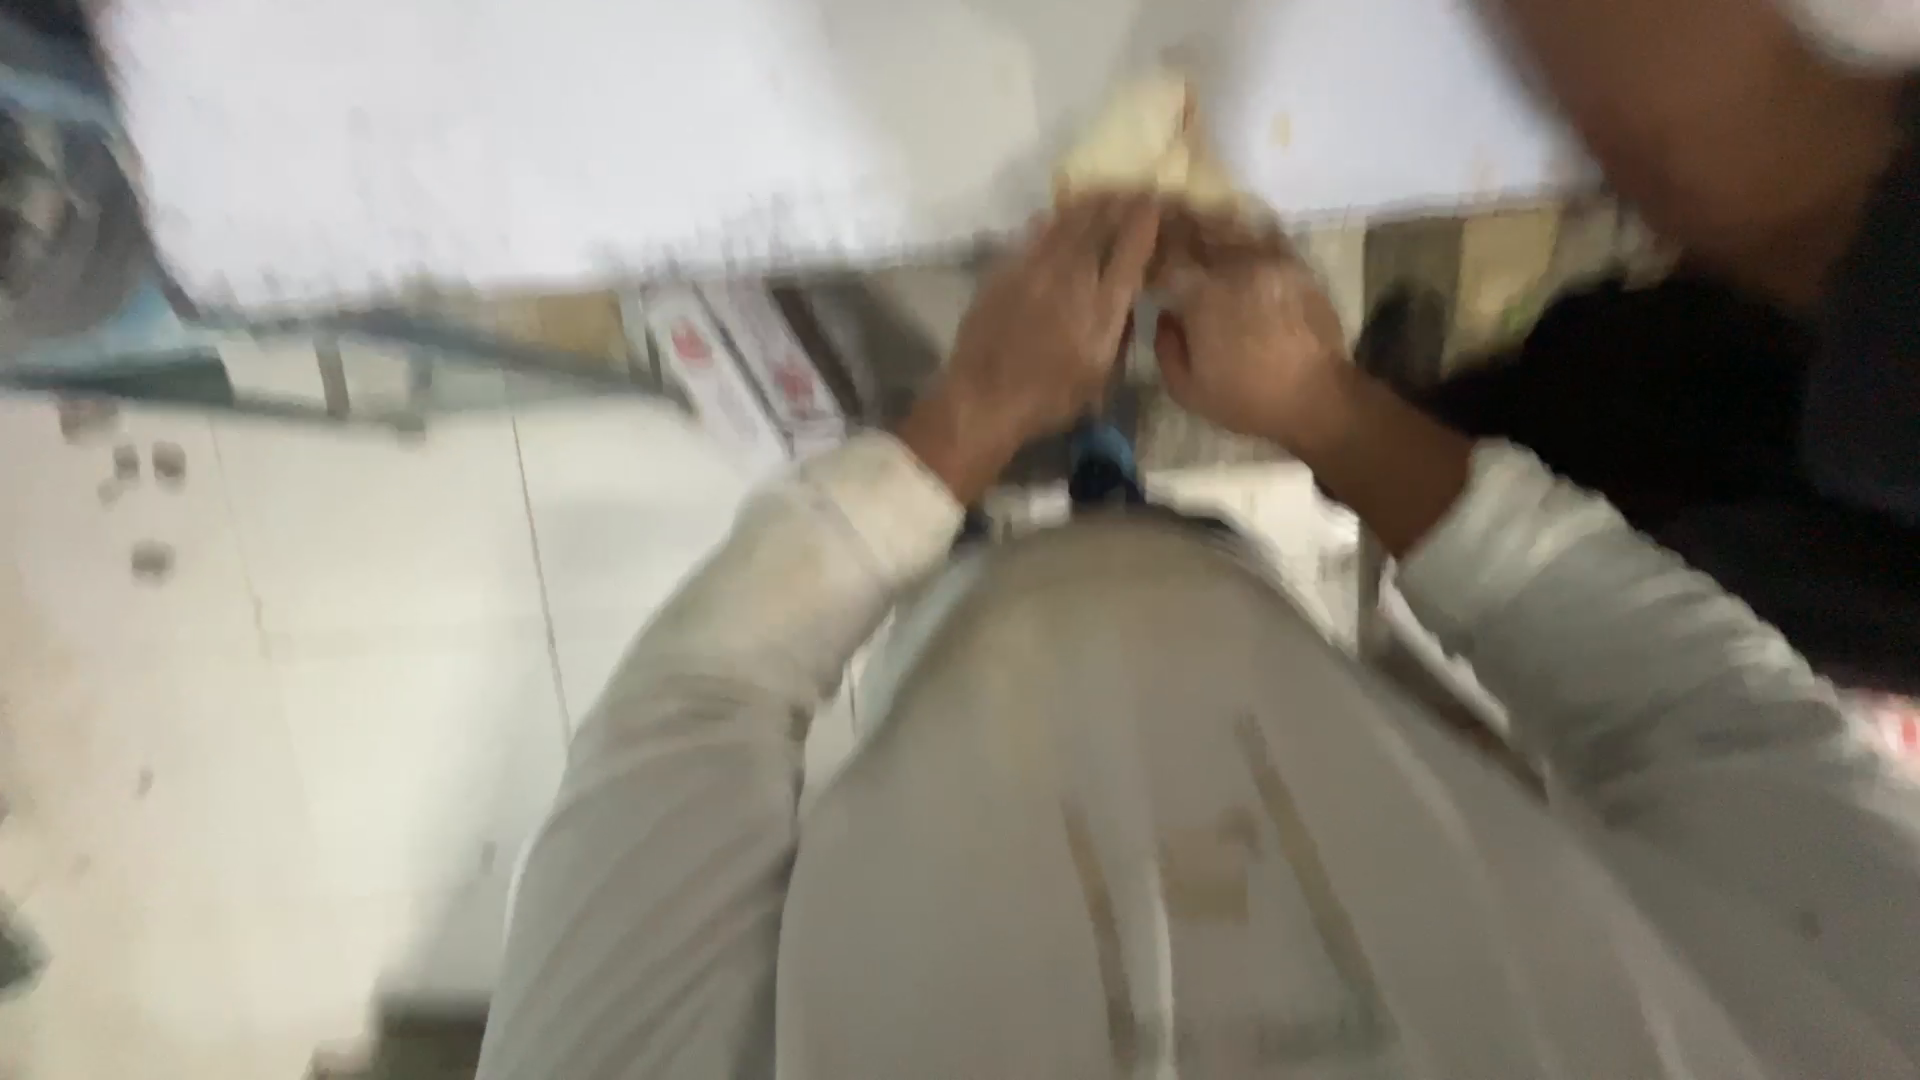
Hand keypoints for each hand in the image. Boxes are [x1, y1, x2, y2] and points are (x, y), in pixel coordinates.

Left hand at [897, 194, 1158, 502]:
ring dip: (1088, 204)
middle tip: (1132, 188)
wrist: (982, 400)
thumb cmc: (1047, 400)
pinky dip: (1051, 221)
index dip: (1148, 218)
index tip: (1156, 202)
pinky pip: (1033, 234)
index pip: (1133, 245)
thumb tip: (1126, 302)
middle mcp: (1071, 275)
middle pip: (1101, 222)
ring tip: (1101, 193)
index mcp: (1102, 304)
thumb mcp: (1100, 378)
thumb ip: (1119, 333)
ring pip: (1067, 220)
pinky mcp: (1004, 270)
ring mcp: (1035, 268)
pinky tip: (1054, 218)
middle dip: (1121, 201)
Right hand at [1152, 209, 1350, 451]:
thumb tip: (1165, 316)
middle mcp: (1234, 266)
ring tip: (1194, 222)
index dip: (1149, 255)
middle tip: (1161, 224)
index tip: (1142, 260)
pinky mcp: (1295, 264)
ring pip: (1230, 226)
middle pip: (1197, 231)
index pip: (1166, 259)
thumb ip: (1165, 348)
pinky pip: (1262, 235)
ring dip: (1208, 224)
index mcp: (1201, 295)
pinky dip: (1243, 231)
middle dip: (1175, 228)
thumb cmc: (1244, 399)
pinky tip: (1234, 235)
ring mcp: (1269, 260)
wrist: (1314, 398)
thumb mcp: (1186, 389)